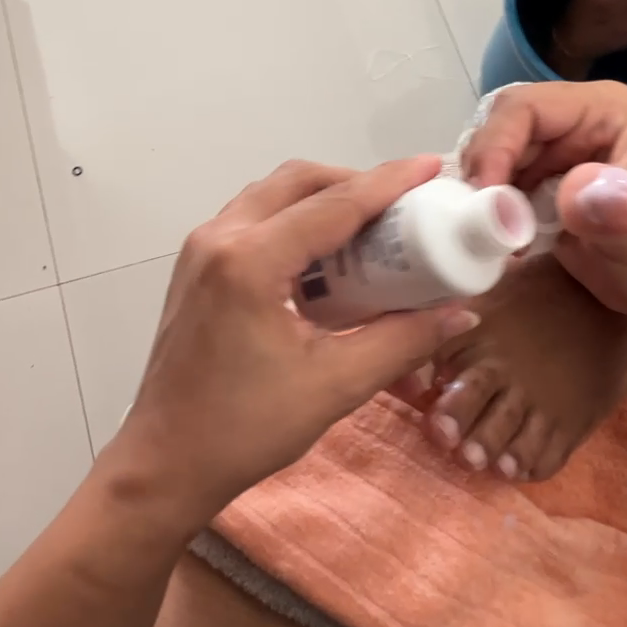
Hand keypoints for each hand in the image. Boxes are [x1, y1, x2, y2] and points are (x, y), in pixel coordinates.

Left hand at [108, 157, 481, 523]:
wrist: (166, 460)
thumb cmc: (245, 428)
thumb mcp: (335, 385)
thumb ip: (403, 341)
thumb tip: (460, 312)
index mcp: (249, 261)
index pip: (333, 204)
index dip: (389, 182)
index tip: (432, 167)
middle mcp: (218, 238)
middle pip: (297, 182)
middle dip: (354, 184)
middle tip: (403, 206)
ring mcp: (199, 249)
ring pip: (270, 195)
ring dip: (321, 199)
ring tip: (369, 227)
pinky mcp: (194, 266)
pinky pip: (251, 219)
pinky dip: (292, 220)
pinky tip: (323, 256)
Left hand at [402, 255, 626, 480]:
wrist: (602, 300)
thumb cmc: (536, 292)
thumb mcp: (489, 294)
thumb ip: (453, 318)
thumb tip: (418, 331)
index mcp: (481, 340)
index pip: (449, 373)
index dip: (438, 398)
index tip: (431, 420)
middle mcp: (508, 372)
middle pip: (480, 405)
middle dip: (465, 429)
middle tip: (460, 451)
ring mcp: (543, 400)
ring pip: (515, 437)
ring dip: (500, 454)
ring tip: (493, 466)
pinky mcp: (574, 420)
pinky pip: (551, 454)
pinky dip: (532, 465)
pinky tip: (519, 470)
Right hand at [462, 81, 626, 317]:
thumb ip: (617, 210)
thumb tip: (576, 185)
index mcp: (604, 110)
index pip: (524, 107)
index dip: (495, 145)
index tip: (485, 196)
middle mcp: (575, 120)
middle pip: (499, 125)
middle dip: (483, 169)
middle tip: (479, 216)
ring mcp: (556, 150)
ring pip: (490, 153)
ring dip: (482, 192)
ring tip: (492, 232)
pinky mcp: (540, 180)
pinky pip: (495, 181)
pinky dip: (487, 208)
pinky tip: (501, 239)